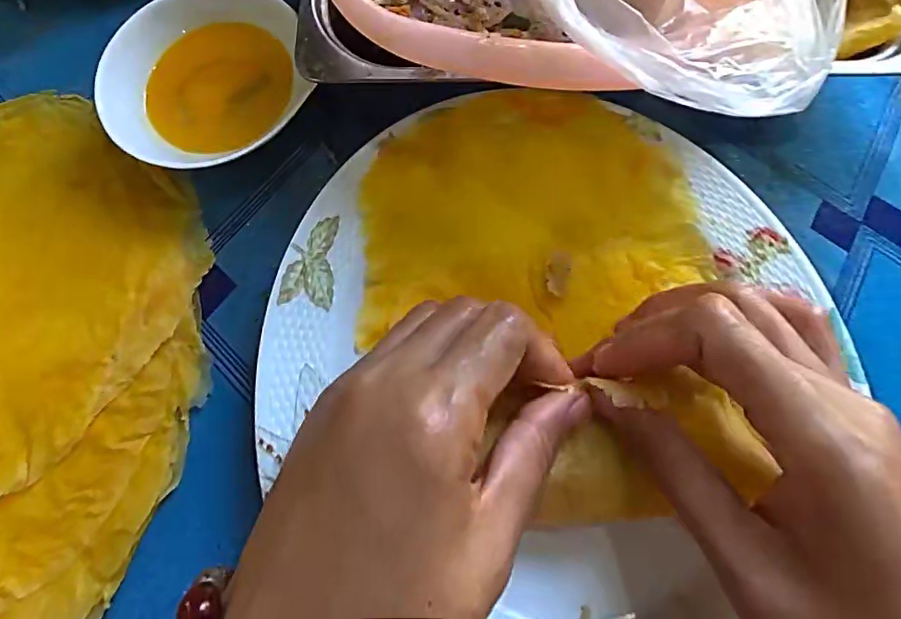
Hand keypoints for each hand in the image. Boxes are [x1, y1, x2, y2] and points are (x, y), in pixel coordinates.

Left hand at [228, 298, 589, 618]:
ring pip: (425, 318)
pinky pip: (390, 345)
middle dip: (509, 341)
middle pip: (465, 310)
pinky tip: (438, 405)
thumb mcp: (487, 541)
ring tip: (487, 398)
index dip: (544, 352)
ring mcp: (350, 378)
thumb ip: (532, 453)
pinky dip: (427, 352)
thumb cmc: (402, 599)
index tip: (558, 398)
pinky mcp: (328, 394)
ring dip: (467, 340)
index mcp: (433, 404)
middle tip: (528, 397)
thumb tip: (572, 399)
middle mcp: (388, 372)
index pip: (504, 326)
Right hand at [577, 283, 900, 618]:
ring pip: (772, 308)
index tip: (602, 367)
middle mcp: (846, 397)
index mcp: (821, 432)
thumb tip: (612, 401)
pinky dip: (744, 323)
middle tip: (615, 354)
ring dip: (701, 311)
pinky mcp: (867, 417)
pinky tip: (719, 351)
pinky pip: (800, 336)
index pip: (717, 329)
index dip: (648, 335)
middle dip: (663, 317)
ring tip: (654, 343)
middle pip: (740, 304)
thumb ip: (678, 473)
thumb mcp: (751, 571)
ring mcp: (864, 402)